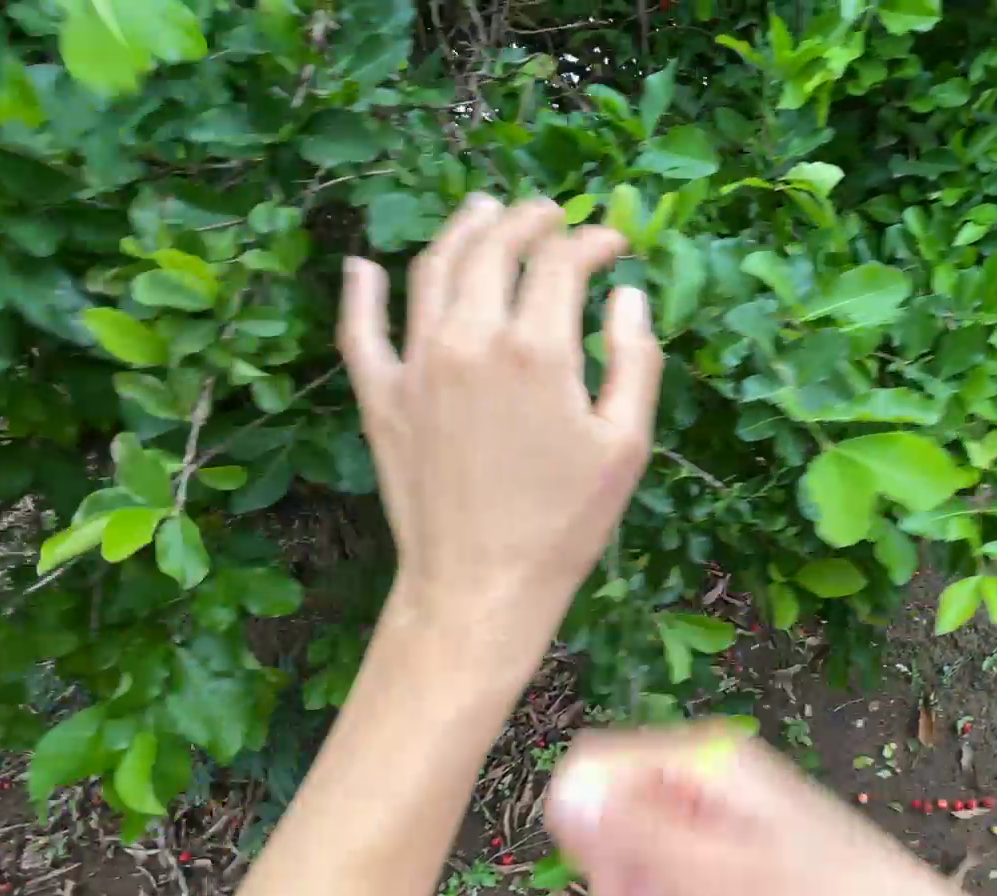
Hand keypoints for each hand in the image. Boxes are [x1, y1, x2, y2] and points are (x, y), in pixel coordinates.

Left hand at [337, 194, 661, 628]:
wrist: (481, 584)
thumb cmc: (565, 522)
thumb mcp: (626, 446)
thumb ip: (635, 361)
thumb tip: (628, 296)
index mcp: (535, 349)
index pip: (562, 264)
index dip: (593, 243)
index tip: (615, 245)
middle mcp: (468, 338)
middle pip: (495, 250)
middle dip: (530, 221)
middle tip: (552, 214)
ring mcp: (414, 364)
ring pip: (432, 270)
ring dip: (462, 230)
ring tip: (484, 210)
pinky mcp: (380, 397)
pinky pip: (362, 328)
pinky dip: (360, 291)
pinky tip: (363, 266)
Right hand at [544, 725, 996, 895]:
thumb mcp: (729, 886)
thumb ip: (643, 840)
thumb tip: (565, 794)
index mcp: (708, 758)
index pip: (597, 764)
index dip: (587, 825)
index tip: (618, 885)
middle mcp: (711, 769)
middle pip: (616, 801)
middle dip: (624, 863)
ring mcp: (722, 803)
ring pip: (642, 838)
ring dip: (654, 885)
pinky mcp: (733, 836)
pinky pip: (675, 859)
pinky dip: (681, 895)